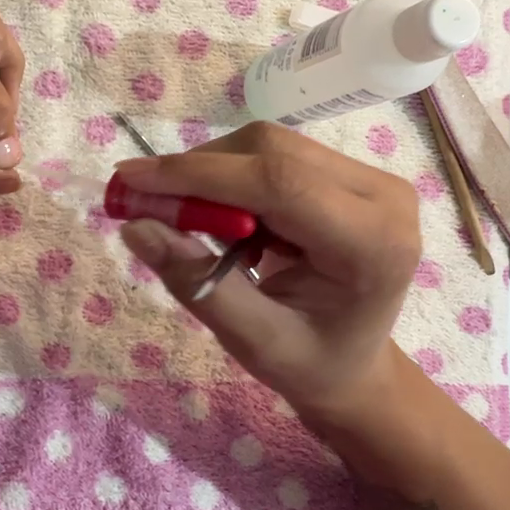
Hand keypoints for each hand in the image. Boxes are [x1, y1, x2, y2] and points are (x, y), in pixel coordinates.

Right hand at [115, 123, 420, 419]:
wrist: (354, 364)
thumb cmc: (308, 362)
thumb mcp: (250, 338)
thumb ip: (195, 280)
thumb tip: (135, 227)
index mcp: (371, 243)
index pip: (277, 183)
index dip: (196, 175)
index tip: (129, 179)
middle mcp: (380, 196)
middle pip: (270, 152)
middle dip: (195, 172)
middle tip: (140, 203)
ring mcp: (367, 178)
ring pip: (266, 145)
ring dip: (207, 173)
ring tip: (181, 218)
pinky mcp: (345, 174)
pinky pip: (271, 155)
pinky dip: (225, 177)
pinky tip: (216, 216)